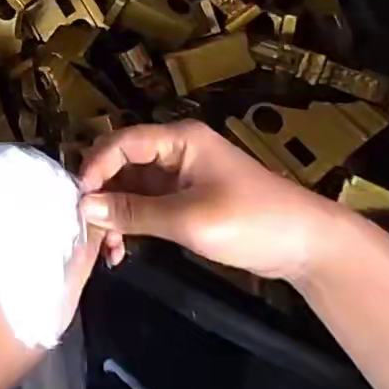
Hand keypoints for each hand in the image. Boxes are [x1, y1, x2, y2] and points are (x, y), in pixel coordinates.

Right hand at [79, 121, 350, 280]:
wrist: (310, 247)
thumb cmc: (253, 221)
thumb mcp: (190, 219)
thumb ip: (135, 212)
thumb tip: (85, 207)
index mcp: (178, 139)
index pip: (121, 142)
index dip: (95, 166)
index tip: (79, 199)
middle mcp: (173, 150)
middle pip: (121, 163)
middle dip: (101, 194)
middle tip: (87, 228)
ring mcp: (178, 175)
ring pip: (128, 186)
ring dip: (113, 213)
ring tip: (106, 247)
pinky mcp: (183, 199)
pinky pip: (144, 204)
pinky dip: (130, 223)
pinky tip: (123, 249)